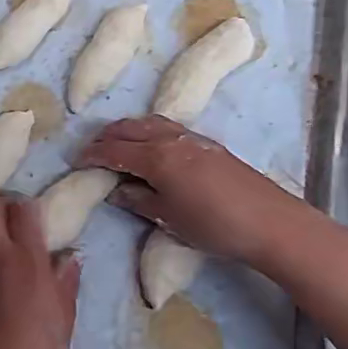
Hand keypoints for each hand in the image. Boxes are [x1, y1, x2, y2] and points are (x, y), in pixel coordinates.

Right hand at [80, 115, 337, 271]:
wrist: (271, 223)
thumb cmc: (215, 225)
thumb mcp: (169, 219)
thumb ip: (138, 201)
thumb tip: (115, 191)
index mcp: (156, 158)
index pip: (114, 151)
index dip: (92, 155)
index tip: (76, 162)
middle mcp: (171, 140)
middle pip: (129, 129)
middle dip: (105, 137)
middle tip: (90, 150)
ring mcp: (191, 138)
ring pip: (148, 123)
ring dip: (127, 130)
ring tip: (116, 143)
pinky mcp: (207, 143)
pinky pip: (166, 126)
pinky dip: (147, 130)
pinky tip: (149, 145)